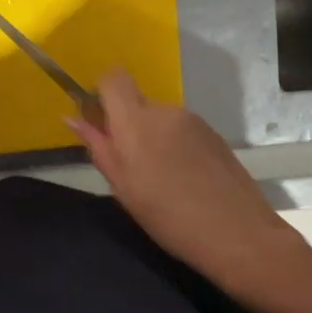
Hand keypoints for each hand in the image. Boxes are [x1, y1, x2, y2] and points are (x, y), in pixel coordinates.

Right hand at [71, 70, 302, 293]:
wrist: (238, 234)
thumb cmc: (169, 217)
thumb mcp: (123, 188)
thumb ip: (98, 147)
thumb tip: (73, 117)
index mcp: (137, 121)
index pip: (113, 78)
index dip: (102, 95)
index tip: (101, 125)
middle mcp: (165, 111)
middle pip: (137, 102)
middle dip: (128, 126)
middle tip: (132, 169)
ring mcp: (194, 120)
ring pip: (159, 119)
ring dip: (153, 139)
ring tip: (162, 181)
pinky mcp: (213, 134)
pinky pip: (181, 130)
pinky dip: (175, 147)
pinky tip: (185, 181)